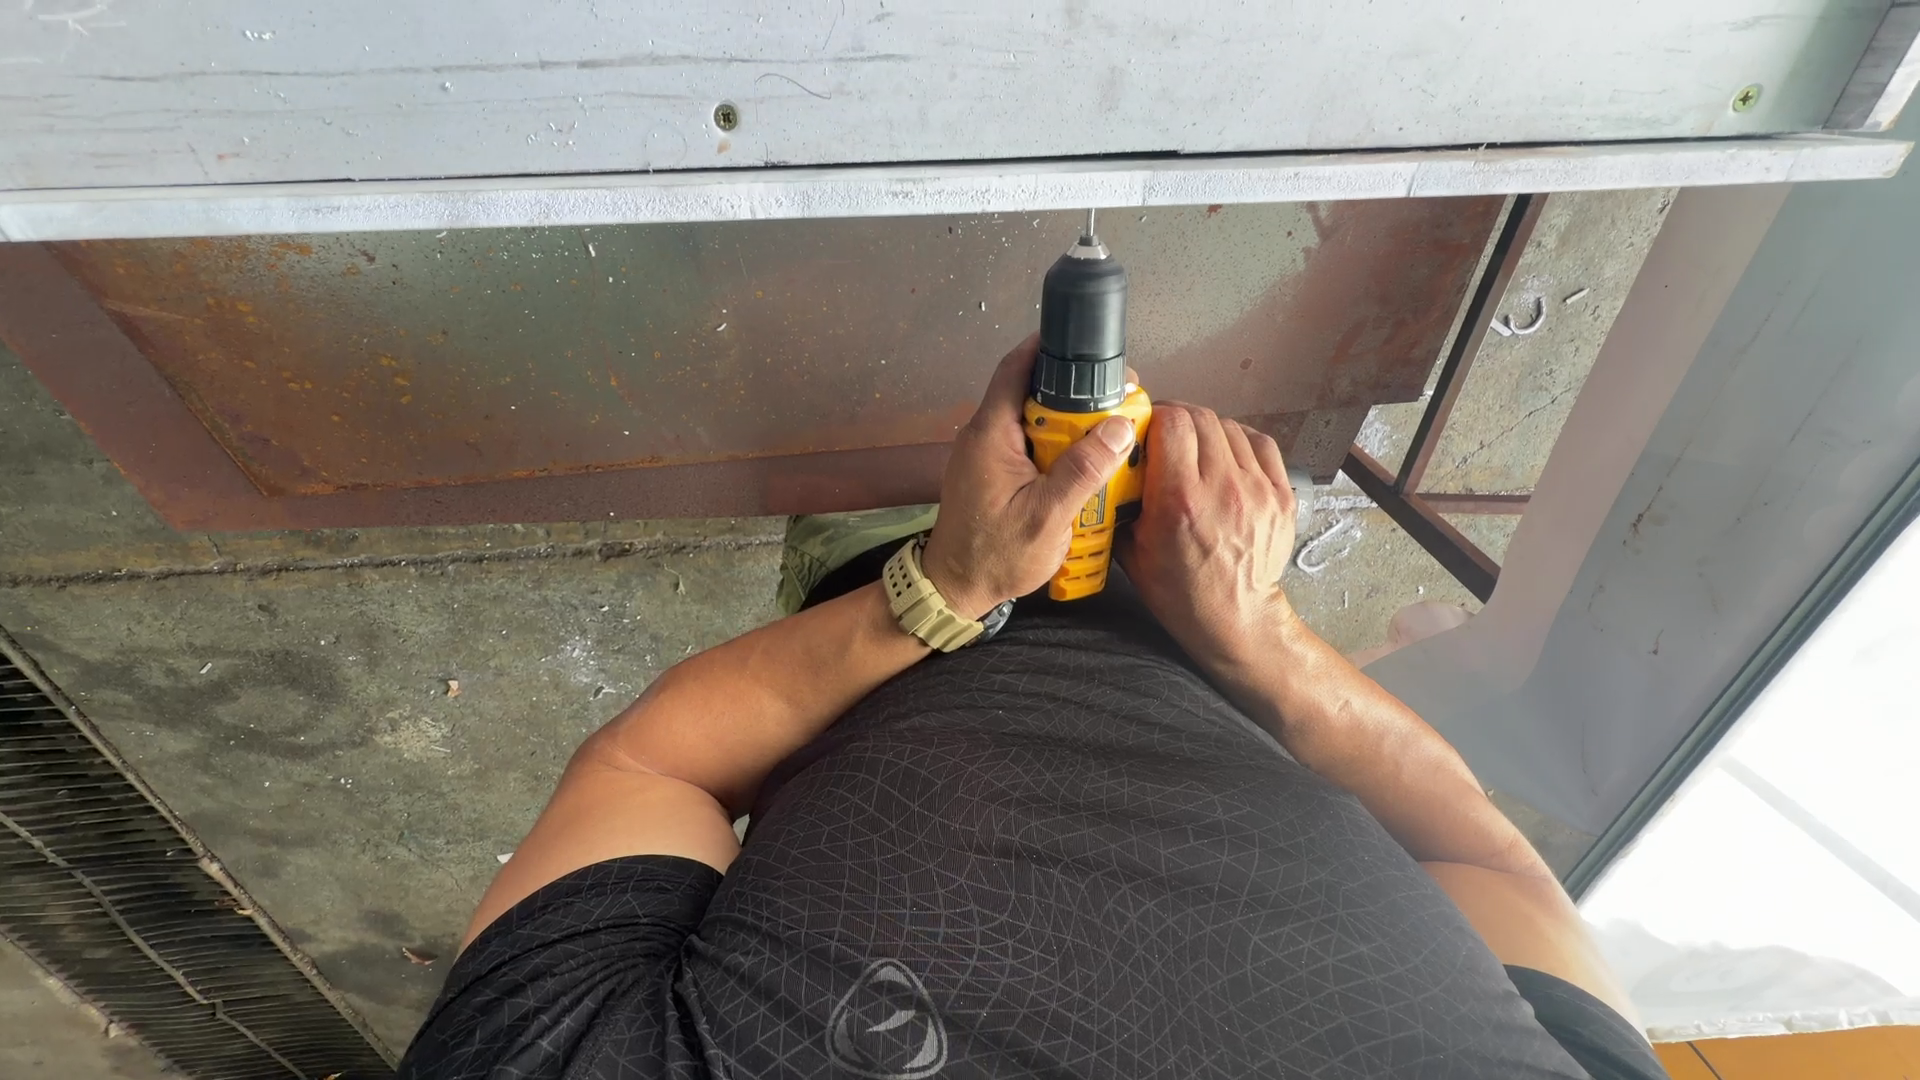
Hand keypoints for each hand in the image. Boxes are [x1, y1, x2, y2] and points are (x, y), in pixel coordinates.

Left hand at [922, 335, 1136, 617]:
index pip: (1016, 368)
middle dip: (1074, 392)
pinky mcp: (992, 473)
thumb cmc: (995, 556)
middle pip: (1031, 392)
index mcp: (991, 434)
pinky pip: (1029, 445)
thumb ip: (1082, 471)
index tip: (1088, 345)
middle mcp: (984, 435)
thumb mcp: (1046, 517)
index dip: (1049, 348)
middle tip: (1117, 397)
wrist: (955, 590)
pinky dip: (1056, 447)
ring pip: (1033, 421)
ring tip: (1110, 429)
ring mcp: (986, 455)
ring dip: (1068, 424)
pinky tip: (1083, 462)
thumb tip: (1120, 426)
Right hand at [1114, 403, 1298, 671]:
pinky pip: (1260, 443)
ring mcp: (1258, 489)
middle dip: (1177, 418)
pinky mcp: (1281, 494)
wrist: (1232, 616)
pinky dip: (1238, 441)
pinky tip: (1224, 454)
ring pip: (1230, 427)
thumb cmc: (1177, 588)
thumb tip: (1112, 465)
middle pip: (1200, 418)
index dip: (1154, 416)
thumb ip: (1120, 503)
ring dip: (1206, 429)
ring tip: (1193, 446)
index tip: (1144, 426)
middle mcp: (1222, 487)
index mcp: (1179, 499)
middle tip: (1163, 432)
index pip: (1171, 422)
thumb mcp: (1129, 549)